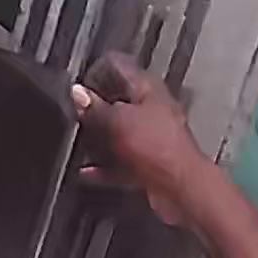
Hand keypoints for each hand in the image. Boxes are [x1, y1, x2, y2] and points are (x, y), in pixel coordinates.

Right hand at [73, 53, 221, 228]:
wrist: (182, 190)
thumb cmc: (160, 148)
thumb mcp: (118, 121)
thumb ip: (95, 108)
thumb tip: (78, 94)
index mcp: (150, 91)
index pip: (120, 68)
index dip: (97, 72)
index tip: (79, 85)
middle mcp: (155, 114)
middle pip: (120, 104)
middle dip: (97, 110)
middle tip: (76, 116)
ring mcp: (155, 143)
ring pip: (122, 137)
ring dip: (101, 142)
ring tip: (78, 142)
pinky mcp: (152, 169)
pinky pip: (123, 166)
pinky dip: (105, 169)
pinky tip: (87, 172)